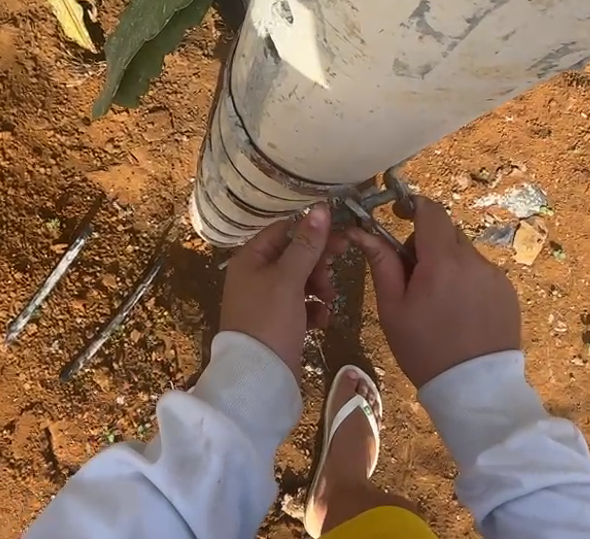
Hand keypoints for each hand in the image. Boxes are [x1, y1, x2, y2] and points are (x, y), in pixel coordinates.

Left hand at [221, 202, 345, 367]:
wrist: (258, 381)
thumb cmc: (269, 321)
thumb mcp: (289, 279)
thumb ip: (306, 244)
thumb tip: (321, 208)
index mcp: (250, 259)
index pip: (283, 231)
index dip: (311, 232)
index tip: (339, 238)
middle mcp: (254, 276)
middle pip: (293, 255)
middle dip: (316, 264)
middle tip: (333, 272)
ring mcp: (265, 301)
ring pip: (300, 281)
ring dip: (318, 286)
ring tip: (327, 301)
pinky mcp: (277, 323)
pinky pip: (300, 306)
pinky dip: (313, 309)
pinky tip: (322, 320)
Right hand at [351, 195, 521, 387]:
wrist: (476, 392)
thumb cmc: (425, 350)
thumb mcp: (393, 308)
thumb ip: (381, 263)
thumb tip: (361, 231)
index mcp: (442, 261)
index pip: (430, 210)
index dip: (413, 206)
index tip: (399, 215)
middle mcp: (473, 260)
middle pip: (446, 231)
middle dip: (427, 242)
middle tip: (414, 274)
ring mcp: (495, 276)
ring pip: (464, 252)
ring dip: (448, 262)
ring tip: (439, 299)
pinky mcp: (508, 292)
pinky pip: (481, 271)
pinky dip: (466, 279)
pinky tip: (460, 311)